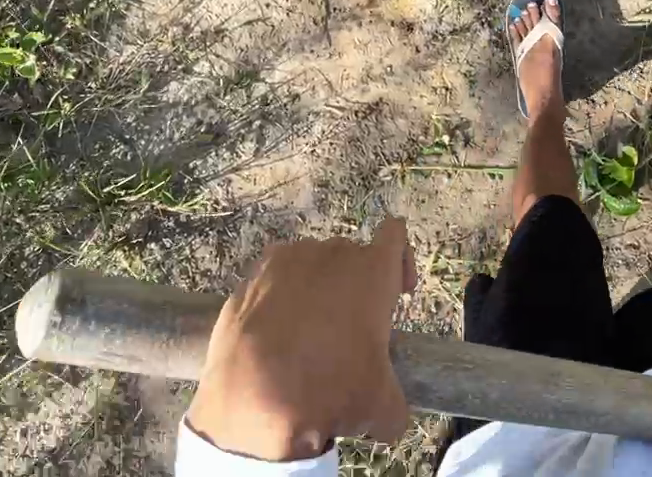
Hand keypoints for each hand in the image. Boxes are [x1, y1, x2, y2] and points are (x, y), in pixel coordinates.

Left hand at [184, 220, 416, 460]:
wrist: (252, 398)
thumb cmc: (328, 391)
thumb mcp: (379, 407)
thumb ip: (396, 401)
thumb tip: (393, 416)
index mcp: (374, 271)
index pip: (396, 234)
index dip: (399, 261)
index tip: (395, 292)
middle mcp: (336, 252)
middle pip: (353, 257)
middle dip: (355, 286)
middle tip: (348, 331)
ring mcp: (293, 256)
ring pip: (315, 264)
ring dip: (319, 289)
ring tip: (307, 334)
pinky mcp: (257, 270)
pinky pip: (281, 273)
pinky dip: (283, 293)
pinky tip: (276, 330)